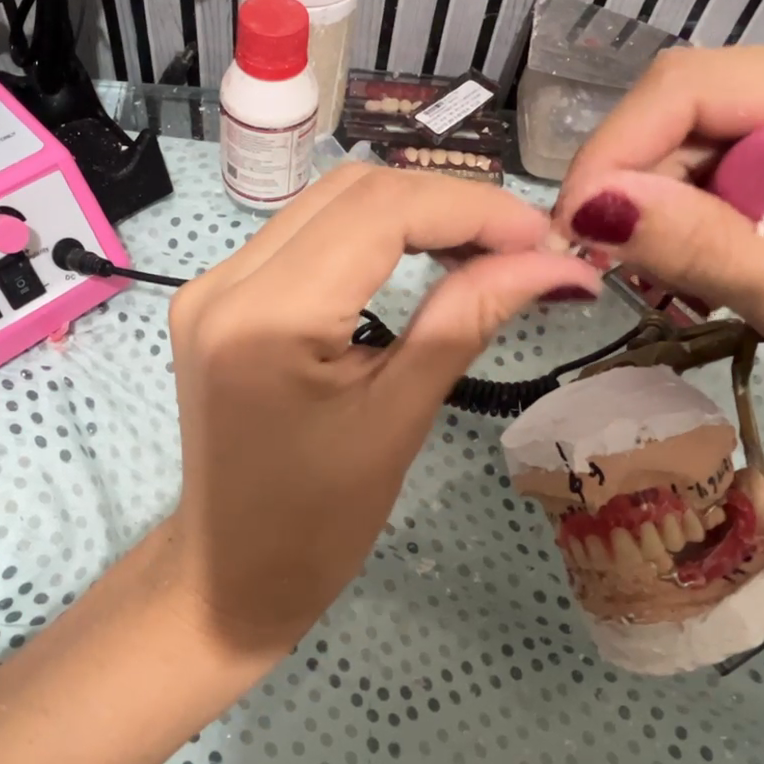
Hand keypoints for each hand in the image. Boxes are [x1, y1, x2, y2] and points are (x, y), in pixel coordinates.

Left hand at [165, 165, 597, 652]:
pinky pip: (302, 235)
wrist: (227, 573)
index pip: (380, 211)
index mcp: (265, 317)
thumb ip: (464, 321)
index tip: (543, 238)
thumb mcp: (398, 420)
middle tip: (520, 245)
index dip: (471, 208)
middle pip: (351, 190)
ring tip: (482, 250)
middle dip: (445, 203)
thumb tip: (551, 262)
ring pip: (326, 203)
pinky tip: (418, 257)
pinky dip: (368, 235)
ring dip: (410, 211)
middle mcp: (224, 281)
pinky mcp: (215, 296)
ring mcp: (211, 283)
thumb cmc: (315, 524)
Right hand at [555, 24, 763, 391]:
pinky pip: (697, 137)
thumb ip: (702, 248)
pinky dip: (675, 193)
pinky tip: (698, 235)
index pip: (696, 86)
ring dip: (653, 193)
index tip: (572, 224)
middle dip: (634, 181)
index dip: (616, 147)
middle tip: (616, 260)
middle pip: (683, 101)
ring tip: (675, 262)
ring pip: (681, 123)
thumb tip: (592, 208)